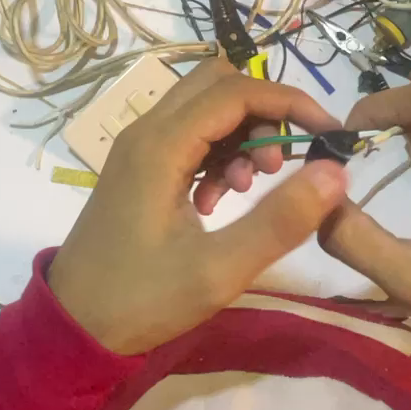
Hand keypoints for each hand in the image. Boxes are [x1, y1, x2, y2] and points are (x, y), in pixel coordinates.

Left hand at [50, 60, 348, 353]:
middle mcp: (147, 131)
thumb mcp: (218, 270)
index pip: (236, 91)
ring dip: (240, 134)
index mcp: (161, 146)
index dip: (290, 102)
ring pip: (203, 107)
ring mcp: (139, 146)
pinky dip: (217, 152)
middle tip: (281, 166)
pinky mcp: (139, 165)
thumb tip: (336, 172)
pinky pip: (188, 134)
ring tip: (250, 188)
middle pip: (217, 84)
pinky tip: (219, 200)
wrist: (74, 325)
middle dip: (263, 113)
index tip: (329, 135)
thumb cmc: (142, 299)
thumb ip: (279, 220)